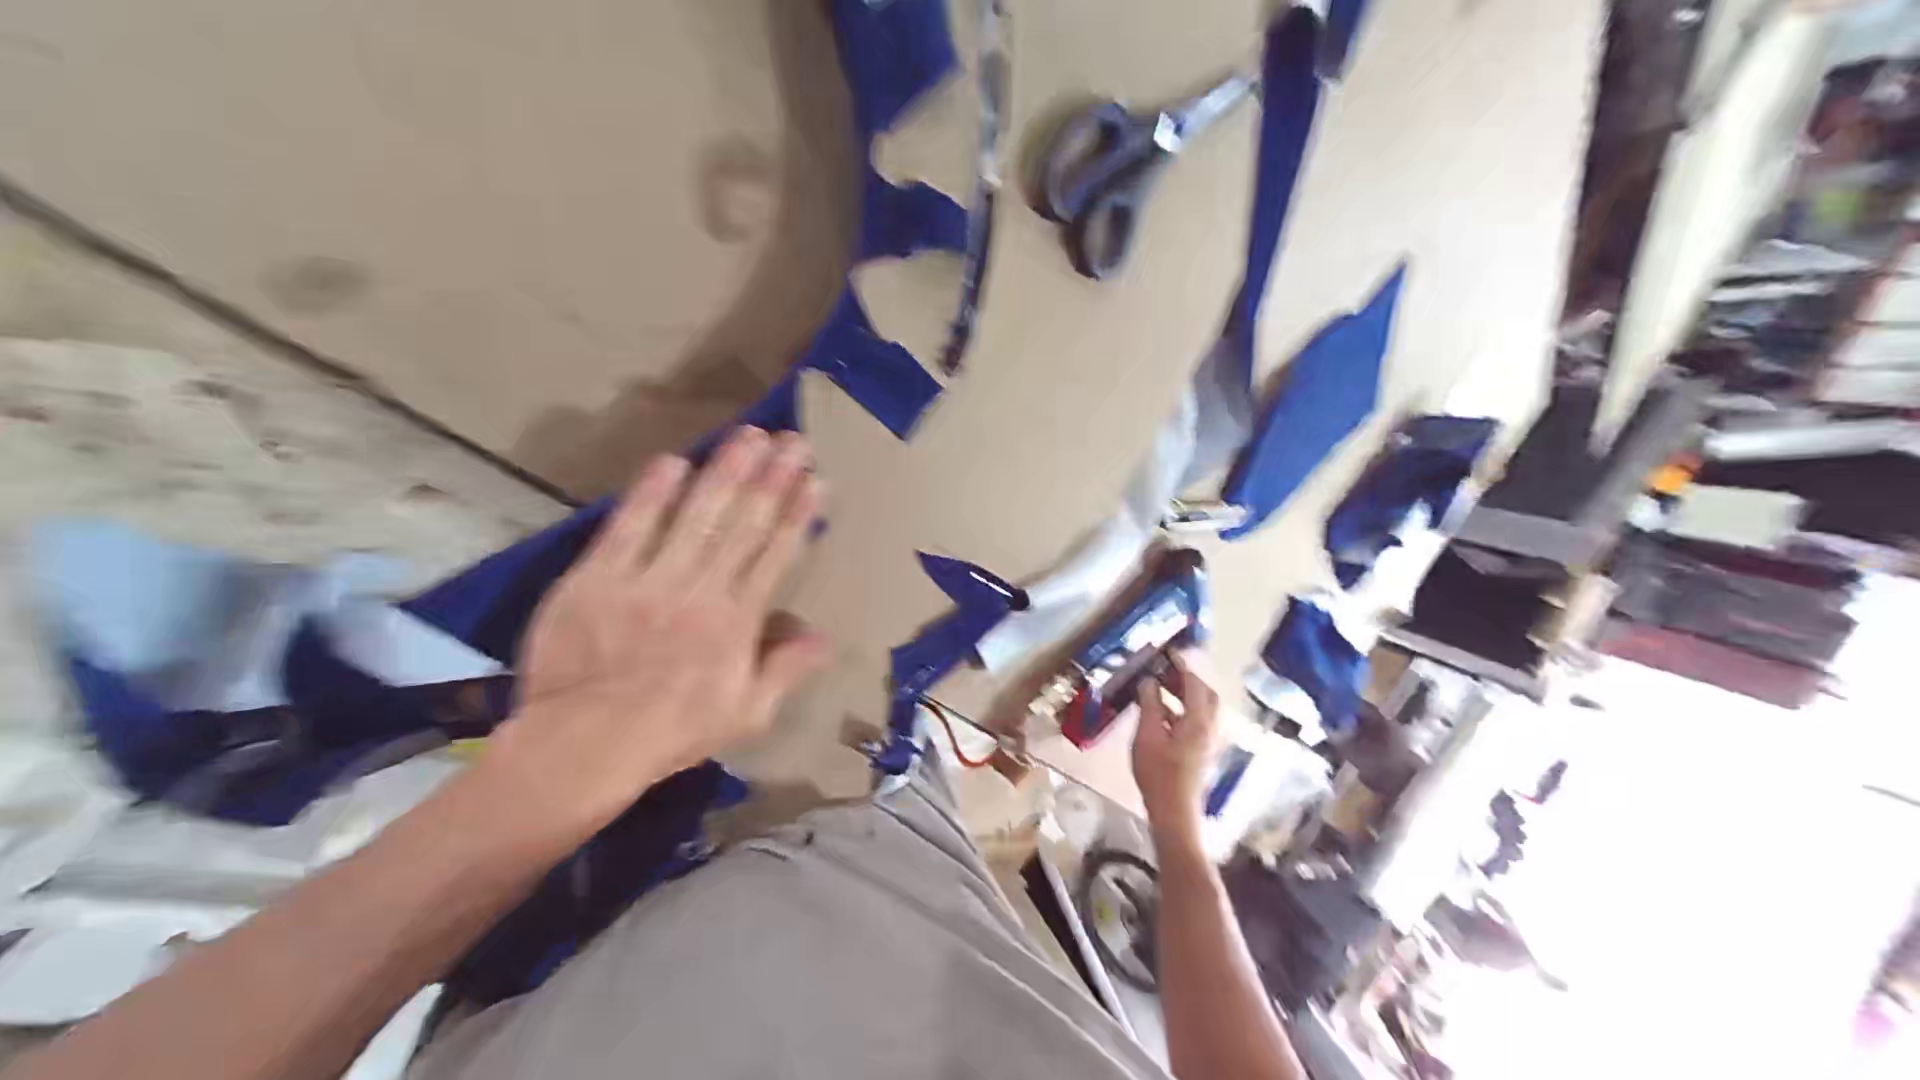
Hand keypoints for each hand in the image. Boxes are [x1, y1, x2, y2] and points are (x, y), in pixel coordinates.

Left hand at [485, 427, 831, 838]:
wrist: (582, 746)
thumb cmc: (672, 733)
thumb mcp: (747, 715)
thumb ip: (786, 670)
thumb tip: (825, 636)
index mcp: (737, 621)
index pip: (775, 555)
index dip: (797, 513)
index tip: (814, 479)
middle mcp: (700, 590)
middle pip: (742, 523)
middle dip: (771, 478)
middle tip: (791, 440)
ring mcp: (647, 579)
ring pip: (694, 515)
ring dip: (724, 471)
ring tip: (749, 435)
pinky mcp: (597, 577)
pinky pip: (629, 527)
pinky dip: (651, 493)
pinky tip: (673, 461)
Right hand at [1131, 650, 1220, 845]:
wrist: (1174, 812)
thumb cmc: (1159, 773)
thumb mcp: (1147, 734)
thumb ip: (1150, 704)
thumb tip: (1149, 681)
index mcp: (1199, 720)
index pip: (1194, 683)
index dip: (1180, 666)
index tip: (1166, 653)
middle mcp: (1210, 727)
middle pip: (1204, 695)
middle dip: (1186, 679)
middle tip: (1163, 670)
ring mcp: (1208, 741)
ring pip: (1201, 709)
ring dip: (1183, 694)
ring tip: (1159, 688)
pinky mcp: (1201, 752)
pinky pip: (1195, 721)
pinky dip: (1180, 709)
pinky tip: (1159, 713)